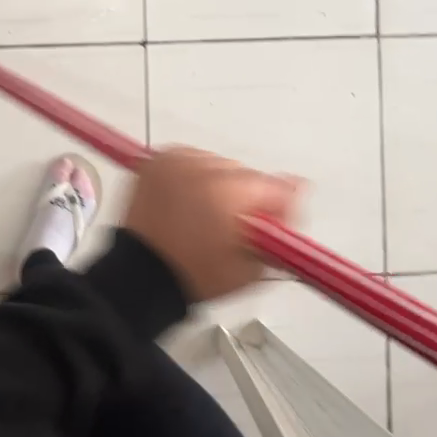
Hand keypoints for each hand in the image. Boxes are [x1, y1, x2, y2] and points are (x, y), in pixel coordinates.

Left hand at [120, 147, 302, 302]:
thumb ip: (280, 233)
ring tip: (204, 217)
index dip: (277, 207)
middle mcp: (199, 167)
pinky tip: (188, 202)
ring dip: (218, 184)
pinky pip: (188, 161)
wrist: (138, 275)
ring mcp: (173, 161)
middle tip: (232, 227)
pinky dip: (193, 176)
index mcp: (225, 192)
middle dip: (244, 197)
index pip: (272, 187)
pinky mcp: (154, 161)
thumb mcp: (250, 268)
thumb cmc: (193, 275)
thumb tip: (297, 197)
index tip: (274, 224)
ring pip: (216, 165)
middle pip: (243, 174)